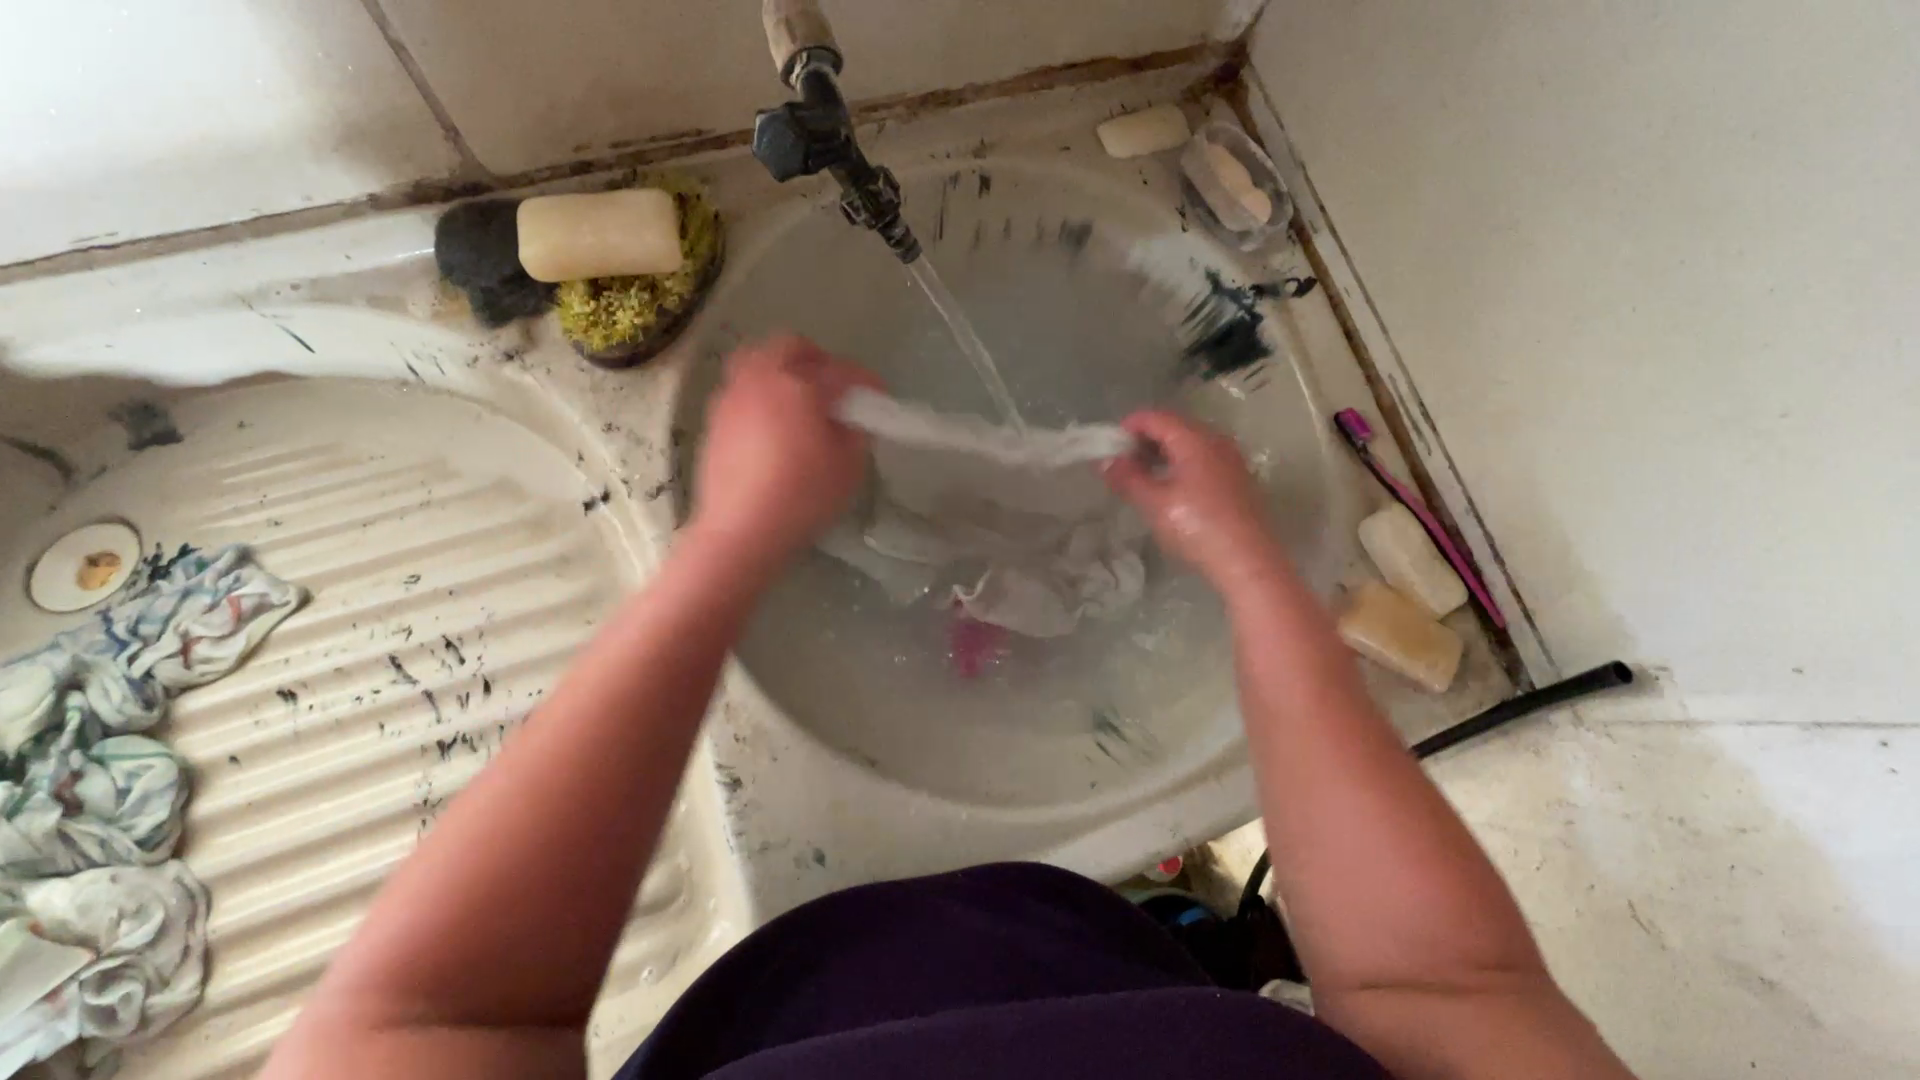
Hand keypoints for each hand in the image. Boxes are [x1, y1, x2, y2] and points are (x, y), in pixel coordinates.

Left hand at [687, 335, 880, 569]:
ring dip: (782, 373)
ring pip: (757, 364)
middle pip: (789, 347)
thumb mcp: (849, 467)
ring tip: (799, 404)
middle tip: (832, 386)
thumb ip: (855, 432)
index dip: (865, 381)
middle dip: (816, 359)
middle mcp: (760, 379)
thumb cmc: (802, 497)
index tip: (877, 396)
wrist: (739, 531)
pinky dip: (762, 397)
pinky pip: (743, 392)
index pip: (841, 371)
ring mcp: (731, 398)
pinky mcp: (714, 422)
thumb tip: (849, 418)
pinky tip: (773, 429)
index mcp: (799, 384)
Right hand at [1104, 410, 1285, 583]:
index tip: (1109, 447)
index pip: (1156, 417)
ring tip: (1143, 478)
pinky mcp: (1239, 480)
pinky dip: (1182, 465)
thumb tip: (1106, 461)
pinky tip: (1172, 490)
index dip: (1129, 426)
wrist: (1249, 562)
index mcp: (1195, 440)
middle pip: (1175, 426)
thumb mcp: (1154, 504)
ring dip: (1164, 453)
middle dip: (1145, 440)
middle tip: (1123, 463)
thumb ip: (1128, 478)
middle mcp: (1217, 441)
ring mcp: (1232, 460)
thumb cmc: (1198, 528)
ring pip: (1191, 444)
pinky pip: (1204, 460)